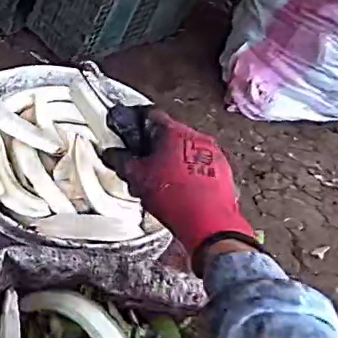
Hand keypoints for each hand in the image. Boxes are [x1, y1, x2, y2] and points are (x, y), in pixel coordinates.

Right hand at [101, 107, 255, 263]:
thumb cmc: (174, 196)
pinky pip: (199, 164)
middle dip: (154, 146)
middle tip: (140, 160)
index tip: (127, 129)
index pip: (151, 115)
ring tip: (159, 179)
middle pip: (169, 134)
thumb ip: (121, 159)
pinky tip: (176, 188)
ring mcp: (214, 154)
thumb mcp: (135, 176)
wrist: (209, 223)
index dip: (134, 121)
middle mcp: (197, 138)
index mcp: (174, 132)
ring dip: (171, 159)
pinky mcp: (224, 172)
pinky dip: (187, 172)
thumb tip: (113, 154)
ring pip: (185, 150)